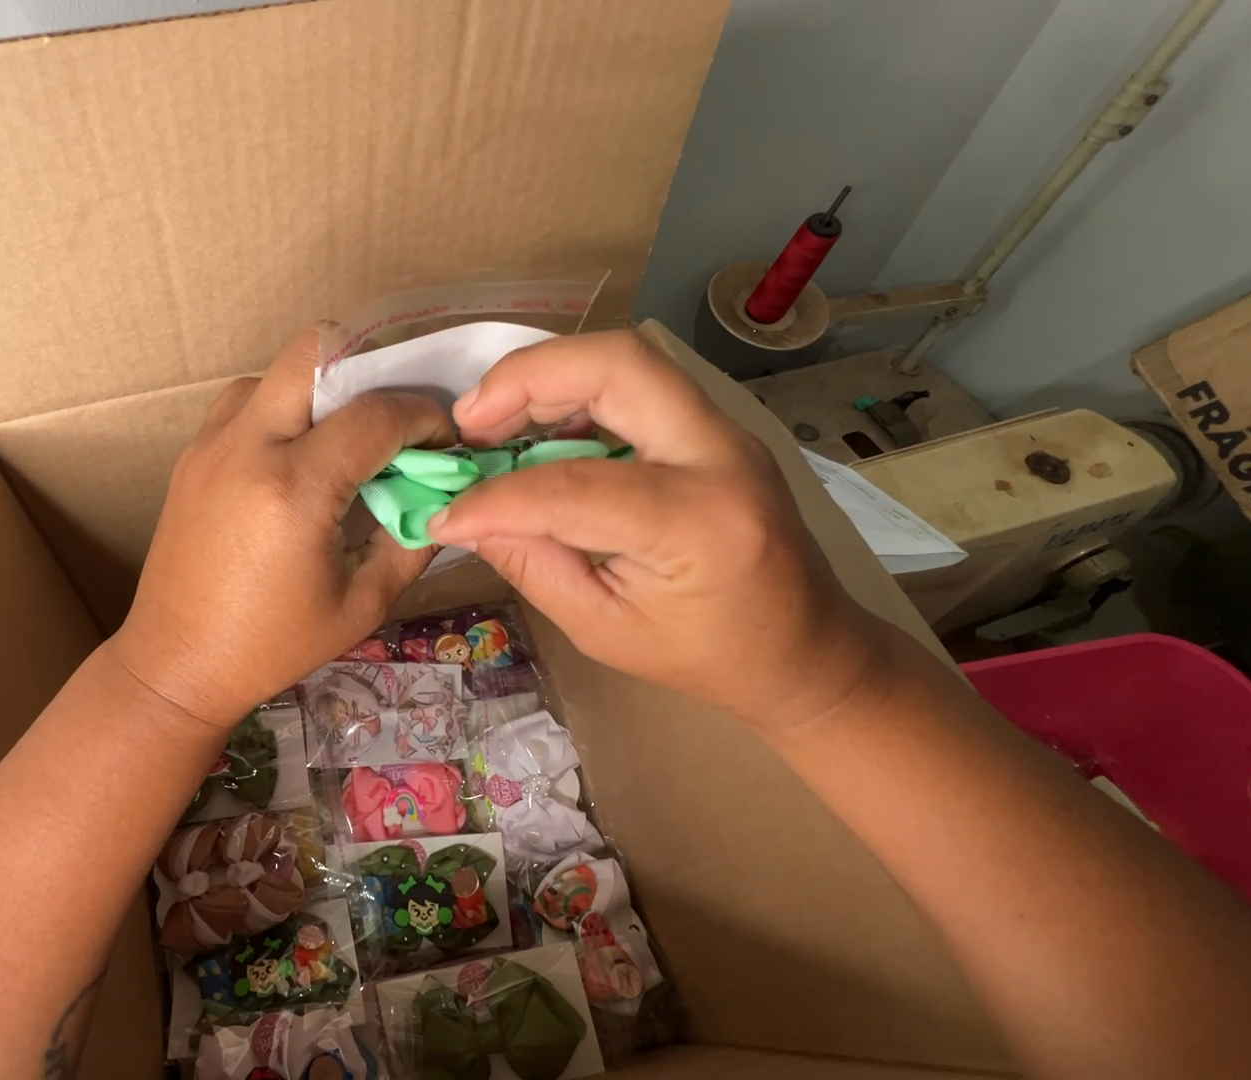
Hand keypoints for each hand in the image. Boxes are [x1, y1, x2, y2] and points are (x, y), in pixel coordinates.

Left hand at [107, 327, 454, 729]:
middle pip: (313, 351)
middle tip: (392, 418)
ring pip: (276, 371)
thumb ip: (411, 543)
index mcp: (294, 488)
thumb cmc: (272, 644)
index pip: (374, 414)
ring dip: (320, 387)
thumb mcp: (362, 605)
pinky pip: (245, 400)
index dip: (422, 416)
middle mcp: (247, 447)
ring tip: (344, 439)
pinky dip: (282, 408)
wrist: (177, 662)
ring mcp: (210, 444)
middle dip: (370, 367)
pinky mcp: (192, 455)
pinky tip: (298, 456)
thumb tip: (441, 496)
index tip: (441, 439)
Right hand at [429, 328, 891, 732]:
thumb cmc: (704, 656)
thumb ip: (530, 564)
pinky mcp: (713, 426)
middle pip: (616, 364)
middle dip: (525, 379)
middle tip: (468, 423)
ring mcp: (724, 431)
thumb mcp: (601, 628)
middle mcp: (720, 456)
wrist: (805, 648)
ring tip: (492, 423)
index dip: (494, 497)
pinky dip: (573, 392)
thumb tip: (466, 519)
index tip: (445, 512)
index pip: (570, 488)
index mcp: (696, 524)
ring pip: (625, 358)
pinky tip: (538, 430)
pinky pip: (635, 382)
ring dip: (546, 378)